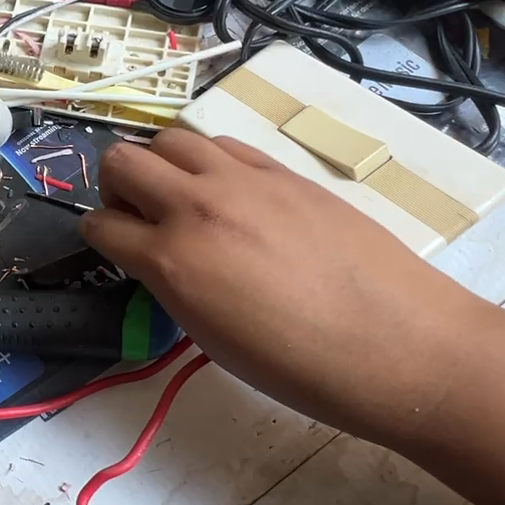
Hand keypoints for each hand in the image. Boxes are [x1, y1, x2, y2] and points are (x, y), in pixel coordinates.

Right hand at [79, 129, 488, 442]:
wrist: (407, 349)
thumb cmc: (299, 366)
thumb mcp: (206, 334)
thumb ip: (165, 280)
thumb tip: (151, 255)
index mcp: (172, 260)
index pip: (98, 224)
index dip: (97, 236)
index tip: (113, 246)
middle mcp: (196, 207)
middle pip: (120, 159)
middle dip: (115, 186)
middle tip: (139, 214)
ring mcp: (243, 181)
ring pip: (168, 138)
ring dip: (159, 164)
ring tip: (183, 196)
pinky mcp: (283, 171)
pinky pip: (222, 145)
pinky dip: (207, 162)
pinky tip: (230, 193)